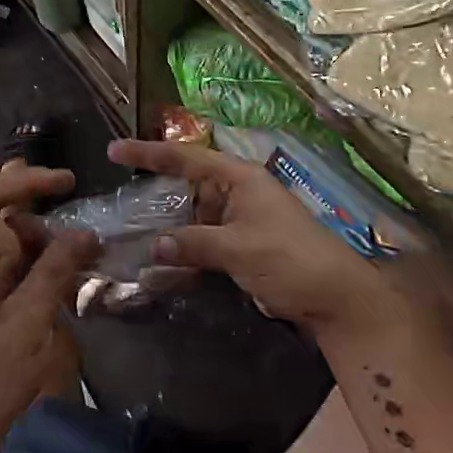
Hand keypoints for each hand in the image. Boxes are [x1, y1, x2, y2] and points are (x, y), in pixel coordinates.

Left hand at [0, 161, 99, 452]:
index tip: (67, 182)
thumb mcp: (26, 327)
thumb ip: (53, 274)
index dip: (23, 184)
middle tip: (79, 246)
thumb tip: (86, 233)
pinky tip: (62, 273)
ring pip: (7, 243)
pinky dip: (37, 267)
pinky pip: (8, 266)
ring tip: (76, 263)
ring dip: (43, 248)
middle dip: (40, 228)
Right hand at [107, 139, 404, 336]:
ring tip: (129, 241)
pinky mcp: (239, 249)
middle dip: (153, 198)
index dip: (148, 153)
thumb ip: (194, 243)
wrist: (338, 302)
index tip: (114, 150)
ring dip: (165, 232)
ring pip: (189, 220)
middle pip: (184, 189)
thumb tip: (155, 244)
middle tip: (118, 208)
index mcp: (239, 179)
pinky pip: (201, 245)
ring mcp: (237, 223)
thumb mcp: (240, 249)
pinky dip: (182, 254)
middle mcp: (235, 195)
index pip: (186, 158)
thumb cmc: (292, 261)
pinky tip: (158, 270)